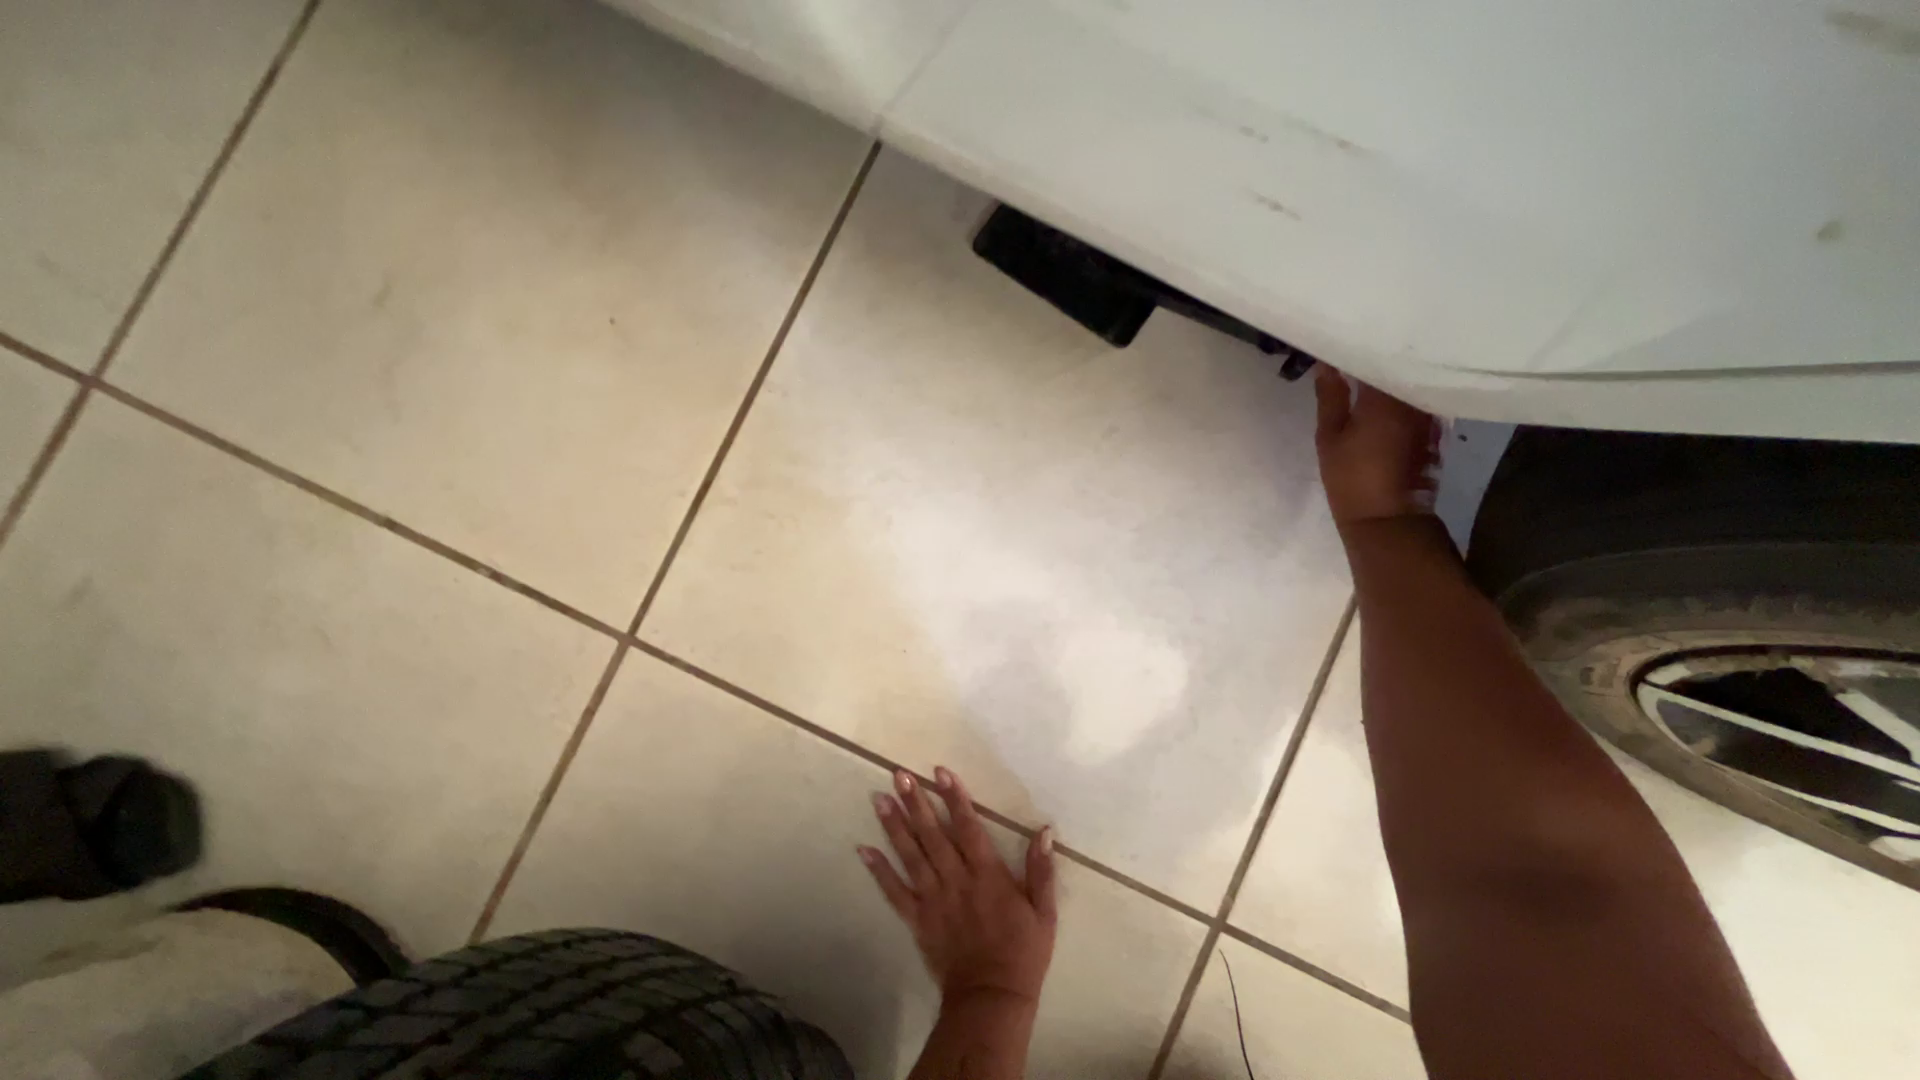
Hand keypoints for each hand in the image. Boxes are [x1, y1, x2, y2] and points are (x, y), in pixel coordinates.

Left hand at [859, 767, 1057, 1005]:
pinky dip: (878, 871)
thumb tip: (1044, 831)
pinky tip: (863, 850)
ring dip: (894, 826)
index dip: (955, 797)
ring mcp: (933, 899)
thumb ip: (1041, 870)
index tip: (940, 772)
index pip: (968, 826)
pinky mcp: (917, 919)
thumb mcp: (1043, 911)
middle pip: (933, 834)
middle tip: (898, 775)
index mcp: (987, 874)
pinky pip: (894, 892)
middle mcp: (956, 879)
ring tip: (879, 799)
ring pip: (910, 855)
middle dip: (916, 802)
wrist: (991, 998)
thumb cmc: (1022, 953)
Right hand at [1313, 365, 1440, 526]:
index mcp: (1383, 398)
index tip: (1346, 341)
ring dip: (1395, 375)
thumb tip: (1327, 365)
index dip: (1361, 349)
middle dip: (1380, 358)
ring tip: (1374, 368)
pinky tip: (1391, 394)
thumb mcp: (1329, 436)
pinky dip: (1406, 393)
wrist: (1386, 518)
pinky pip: (1420, 399)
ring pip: (1411, 382)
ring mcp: (1428, 413)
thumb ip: (1330, 397)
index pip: (1375, 358)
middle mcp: (1413, 399)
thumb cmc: (1350, 477)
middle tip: (1358, 350)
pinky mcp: (1435, 428)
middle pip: (1399, 367)